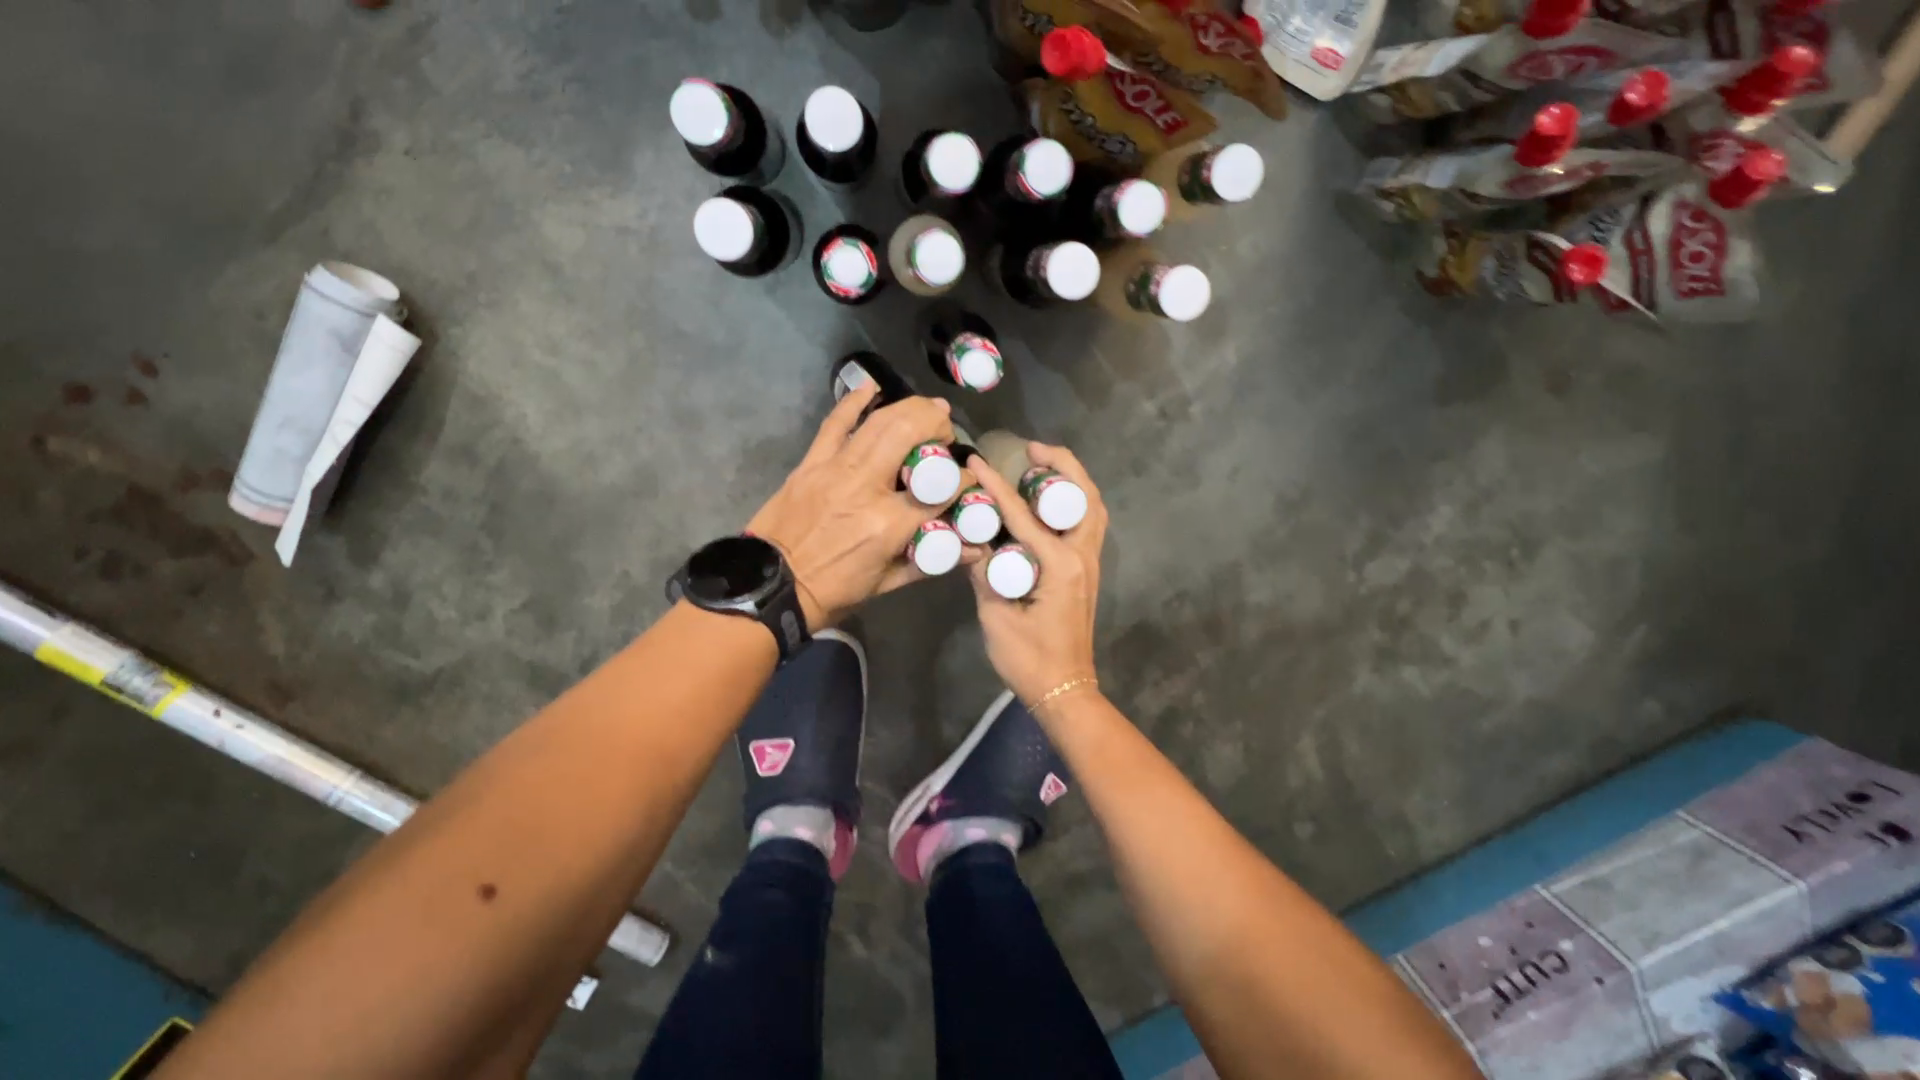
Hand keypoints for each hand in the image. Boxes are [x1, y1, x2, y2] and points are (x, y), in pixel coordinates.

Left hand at [747, 380, 974, 629]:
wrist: (771, 587)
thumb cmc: (833, 592)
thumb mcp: (887, 583)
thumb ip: (931, 558)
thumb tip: (973, 548)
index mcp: (890, 523)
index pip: (941, 490)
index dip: (963, 480)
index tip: (970, 476)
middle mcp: (866, 487)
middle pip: (910, 436)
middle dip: (937, 425)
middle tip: (946, 432)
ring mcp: (836, 470)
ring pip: (879, 423)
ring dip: (909, 409)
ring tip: (928, 410)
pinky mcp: (811, 463)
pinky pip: (835, 423)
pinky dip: (854, 401)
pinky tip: (873, 387)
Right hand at [967, 442, 1107, 706]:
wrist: (1063, 690)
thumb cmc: (1028, 660)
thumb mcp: (996, 616)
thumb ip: (983, 573)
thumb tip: (970, 543)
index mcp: (1059, 566)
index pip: (1024, 515)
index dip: (998, 486)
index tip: (979, 460)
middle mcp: (1082, 557)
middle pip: (1083, 497)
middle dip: (1061, 465)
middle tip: (1031, 449)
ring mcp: (1089, 565)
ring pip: (1092, 508)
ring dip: (1072, 482)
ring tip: (1043, 467)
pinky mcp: (1086, 573)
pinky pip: (1087, 525)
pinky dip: (1074, 504)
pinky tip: (1048, 503)